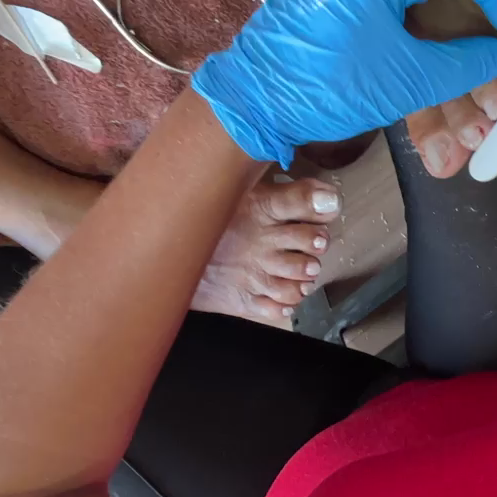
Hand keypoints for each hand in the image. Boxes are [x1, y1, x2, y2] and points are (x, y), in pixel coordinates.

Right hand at [193, 175, 340, 323]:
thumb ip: (275, 189)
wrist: (168, 257)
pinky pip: (276, 308)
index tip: (329, 204)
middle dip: (318, 241)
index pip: (297, 201)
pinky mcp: (243, 300)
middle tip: (317, 242)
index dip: (319, 203)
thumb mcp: (236, 192)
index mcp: (258, 209)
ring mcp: (252, 274)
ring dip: (306, 275)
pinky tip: (288, 293)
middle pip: (307, 242)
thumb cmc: (207, 222)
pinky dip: (288, 303)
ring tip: (305, 270)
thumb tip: (318, 188)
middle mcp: (260, 243)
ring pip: (296, 279)